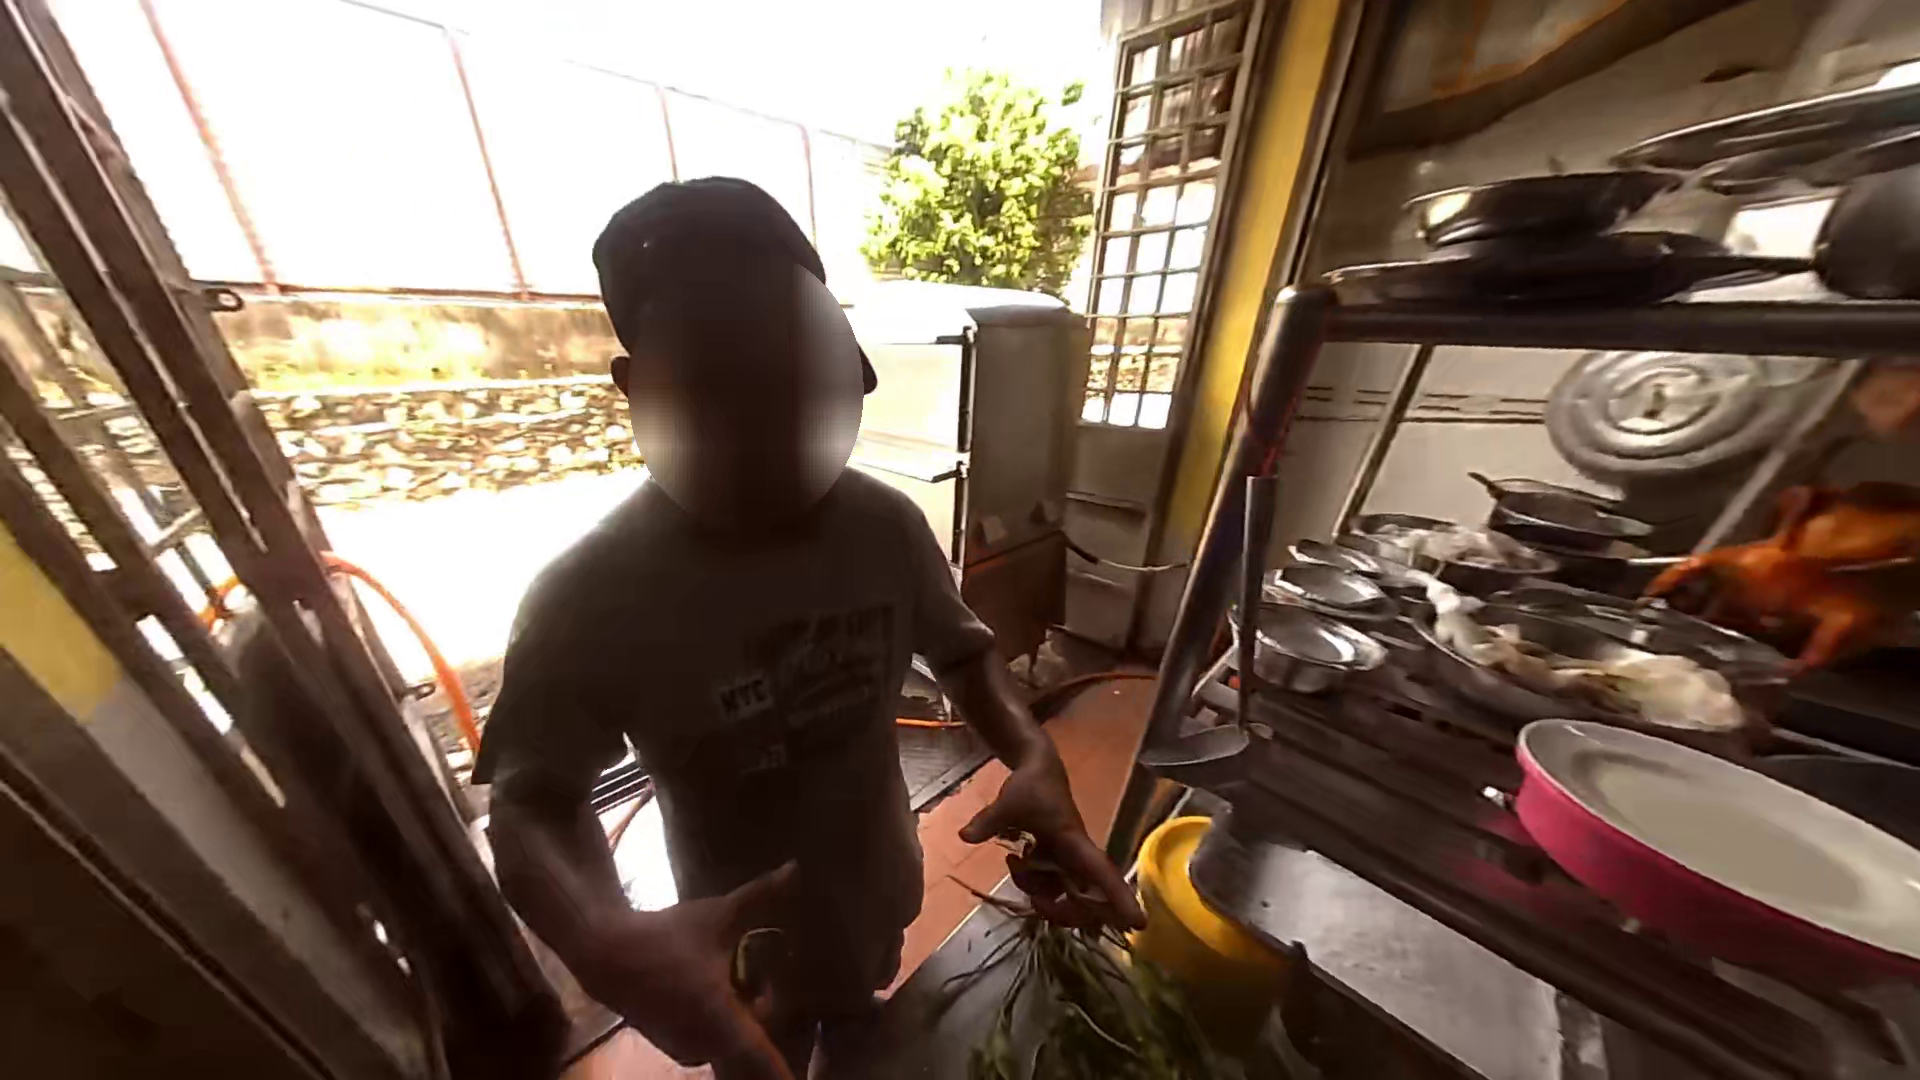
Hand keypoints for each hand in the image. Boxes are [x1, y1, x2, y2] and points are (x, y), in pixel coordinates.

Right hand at [574, 861, 799, 1079]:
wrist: (610, 956)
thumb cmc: (670, 934)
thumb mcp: (719, 913)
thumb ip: (761, 893)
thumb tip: (795, 867)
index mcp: (718, 1013)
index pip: (758, 1055)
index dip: (779, 1074)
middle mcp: (703, 1042)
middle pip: (753, 1040)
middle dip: (766, 1009)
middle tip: (768, 974)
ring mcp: (688, 1049)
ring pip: (735, 1039)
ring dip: (747, 1010)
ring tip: (753, 971)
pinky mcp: (677, 1046)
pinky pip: (718, 1040)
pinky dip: (731, 1016)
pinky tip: (730, 981)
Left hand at [960, 752, 1146, 929]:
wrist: (1039, 767)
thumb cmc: (1030, 785)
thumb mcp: (1008, 803)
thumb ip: (988, 821)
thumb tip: (964, 836)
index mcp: (1073, 841)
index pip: (1101, 872)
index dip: (1119, 897)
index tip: (1139, 922)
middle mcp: (1077, 855)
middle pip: (1086, 900)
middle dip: (1062, 911)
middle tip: (1036, 903)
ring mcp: (1069, 858)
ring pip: (1063, 894)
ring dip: (1038, 890)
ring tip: (1014, 863)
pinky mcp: (1059, 858)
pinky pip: (1052, 884)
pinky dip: (1032, 880)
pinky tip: (1018, 858)